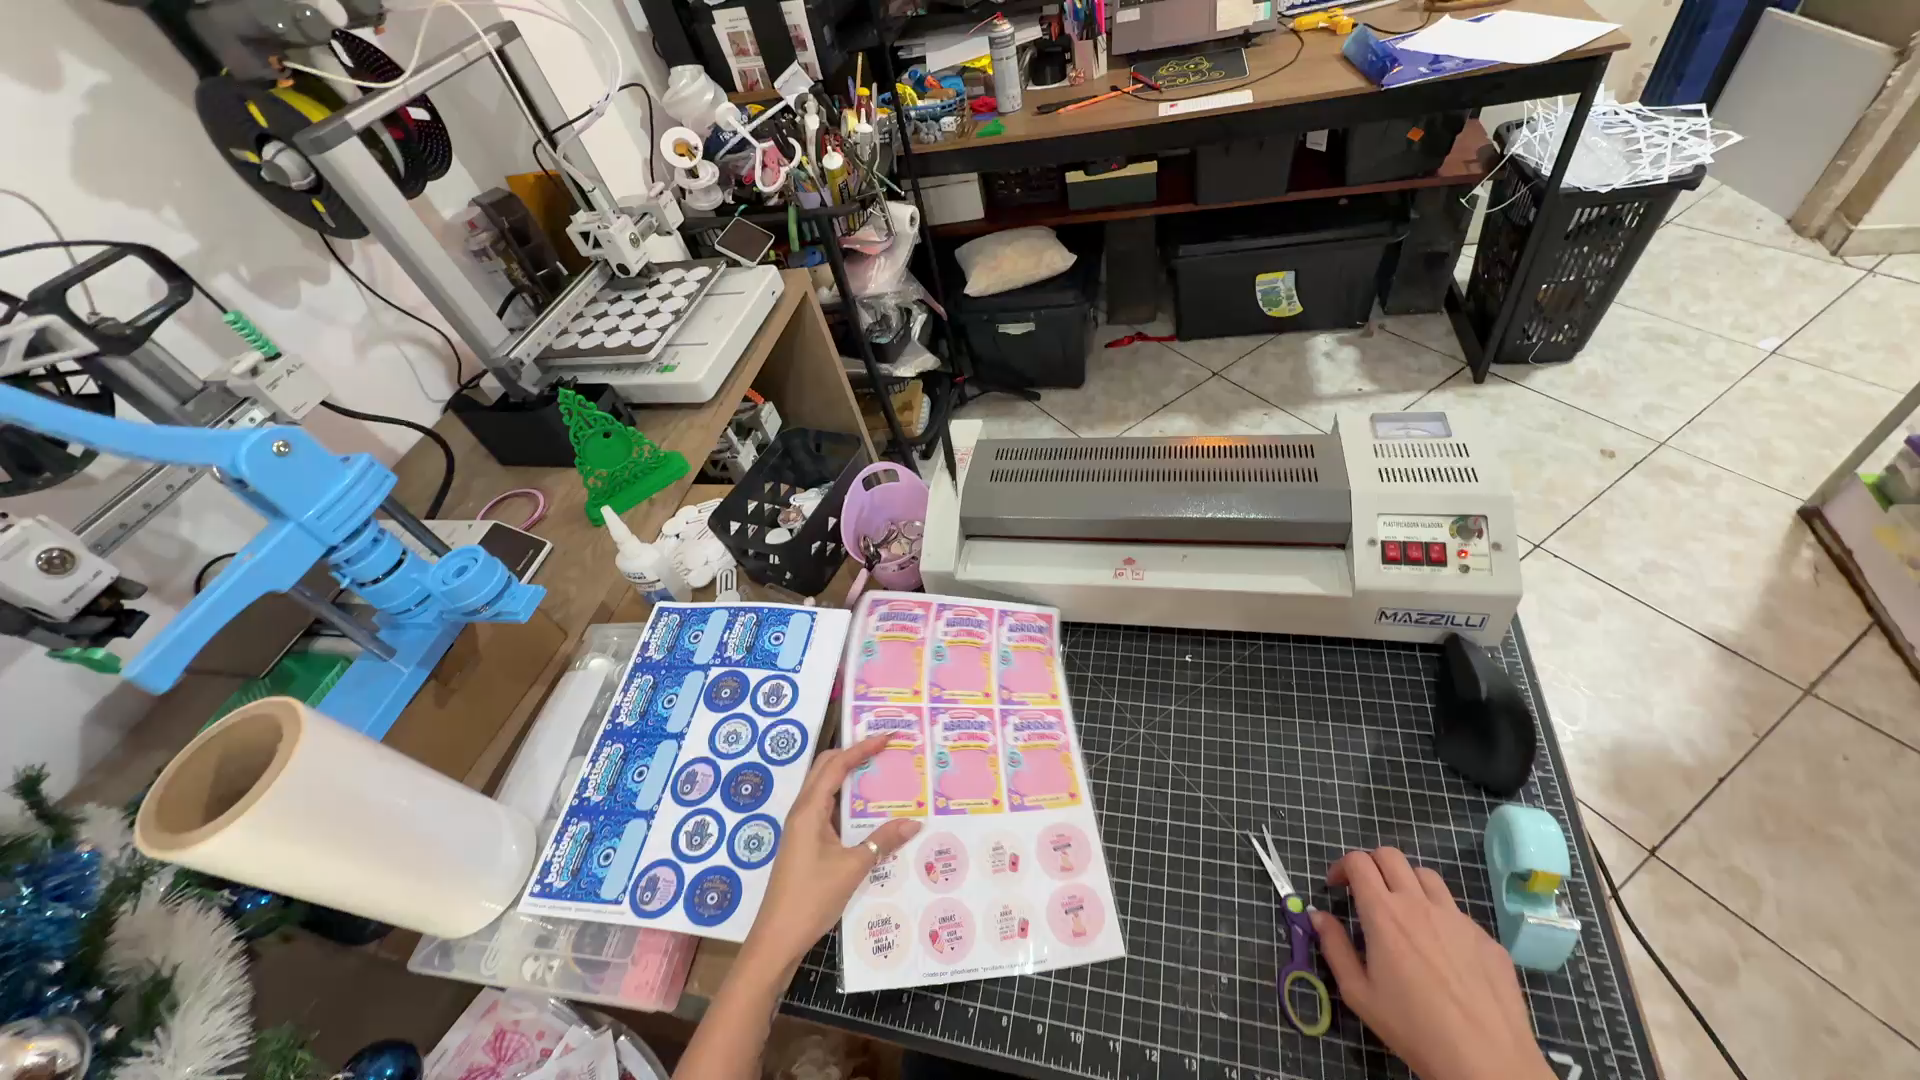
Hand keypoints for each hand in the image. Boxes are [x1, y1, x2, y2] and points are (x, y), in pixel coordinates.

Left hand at [741, 733, 922, 971]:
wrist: (778, 938)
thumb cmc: (812, 898)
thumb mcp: (854, 867)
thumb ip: (884, 841)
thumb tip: (914, 822)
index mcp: (809, 810)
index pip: (836, 765)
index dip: (862, 748)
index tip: (887, 737)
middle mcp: (802, 812)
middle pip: (826, 769)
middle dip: (853, 754)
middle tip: (883, 749)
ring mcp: (802, 828)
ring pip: (826, 790)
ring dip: (850, 778)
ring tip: (880, 774)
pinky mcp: (805, 844)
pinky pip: (828, 811)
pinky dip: (847, 804)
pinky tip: (869, 813)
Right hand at [1312, 848, 1553, 1079]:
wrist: (1487, 1060)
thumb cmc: (1413, 1028)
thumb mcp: (1358, 993)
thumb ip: (1334, 947)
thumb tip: (1317, 916)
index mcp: (1384, 913)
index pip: (1358, 861)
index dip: (1342, 866)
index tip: (1336, 888)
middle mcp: (1420, 904)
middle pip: (1390, 855)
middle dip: (1371, 864)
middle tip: (1364, 891)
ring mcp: (1457, 918)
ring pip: (1426, 876)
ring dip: (1406, 882)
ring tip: (1402, 912)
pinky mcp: (1485, 937)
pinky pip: (1456, 911)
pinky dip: (1439, 915)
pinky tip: (1440, 950)